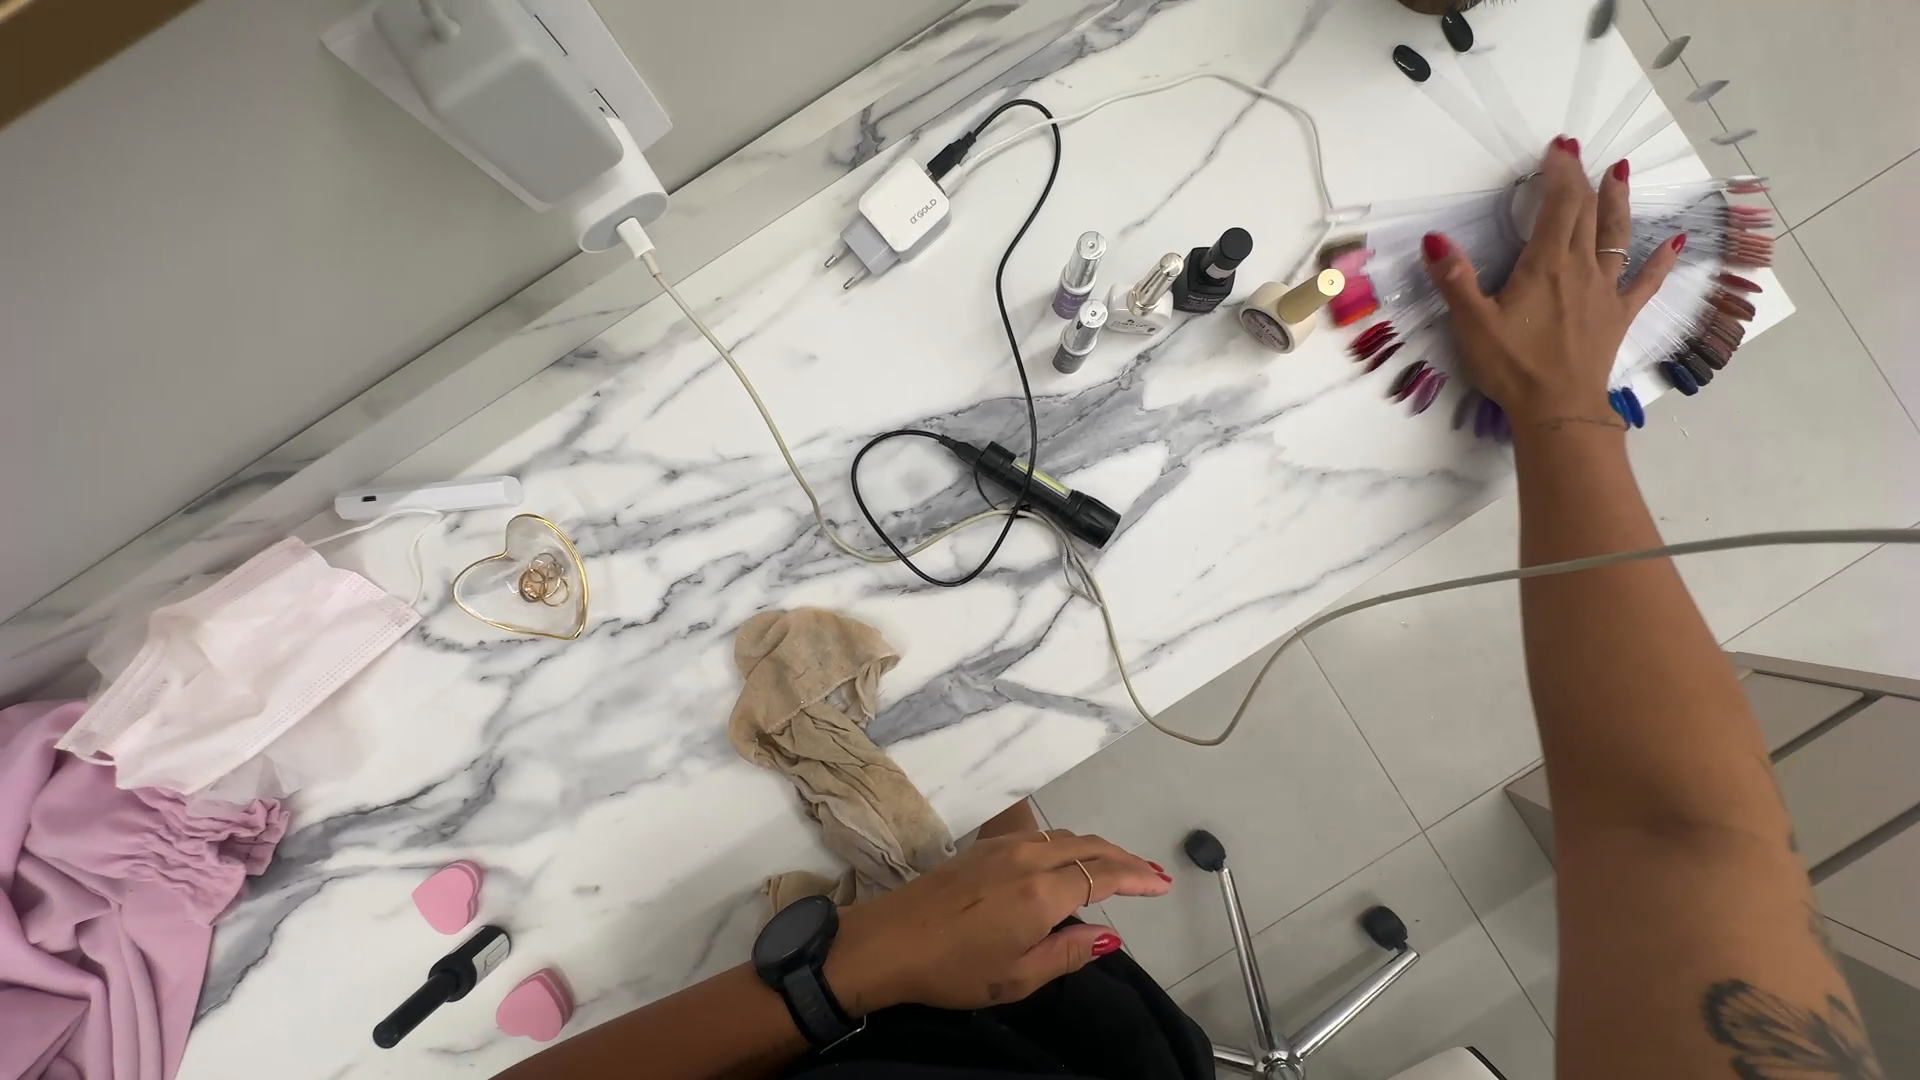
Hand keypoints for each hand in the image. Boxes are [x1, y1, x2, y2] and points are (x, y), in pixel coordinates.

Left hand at [824, 829, 1172, 1013]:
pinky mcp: (986, 845)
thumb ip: (1069, 952)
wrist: (892, 939)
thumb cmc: (954, 968)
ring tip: (1119, 867)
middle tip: (1152, 875)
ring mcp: (1005, 845)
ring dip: (1097, 848)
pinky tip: (1070, 860)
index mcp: (1041, 892)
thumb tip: (1110, 936)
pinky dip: (1068, 843)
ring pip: (1065, 836)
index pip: (1103, 875)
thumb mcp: (1017, 977)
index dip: (1137, 878)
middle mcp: (1028, 857)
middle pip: (1089, 846)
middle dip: (1125, 859)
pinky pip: (1041, 835)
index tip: (1162, 884)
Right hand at [1424, 137, 1683, 429]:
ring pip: (1616, 237)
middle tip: (1577, 155)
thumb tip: (1435, 239)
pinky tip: (1674, 242)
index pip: (1557, 208)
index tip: (1556, 149)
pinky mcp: (1617, 315)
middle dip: (1581, 181)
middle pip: (1586, 215)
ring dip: (1617, 204)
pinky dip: (1659, 259)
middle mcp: (1581, 269)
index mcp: (1545, 267)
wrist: (1557, 406)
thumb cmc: (1511, 365)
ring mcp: (1605, 291)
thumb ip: (1455, 279)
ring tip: (1619, 175)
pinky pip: (1644, 281)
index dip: (1559, 175)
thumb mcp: (1471, 323)